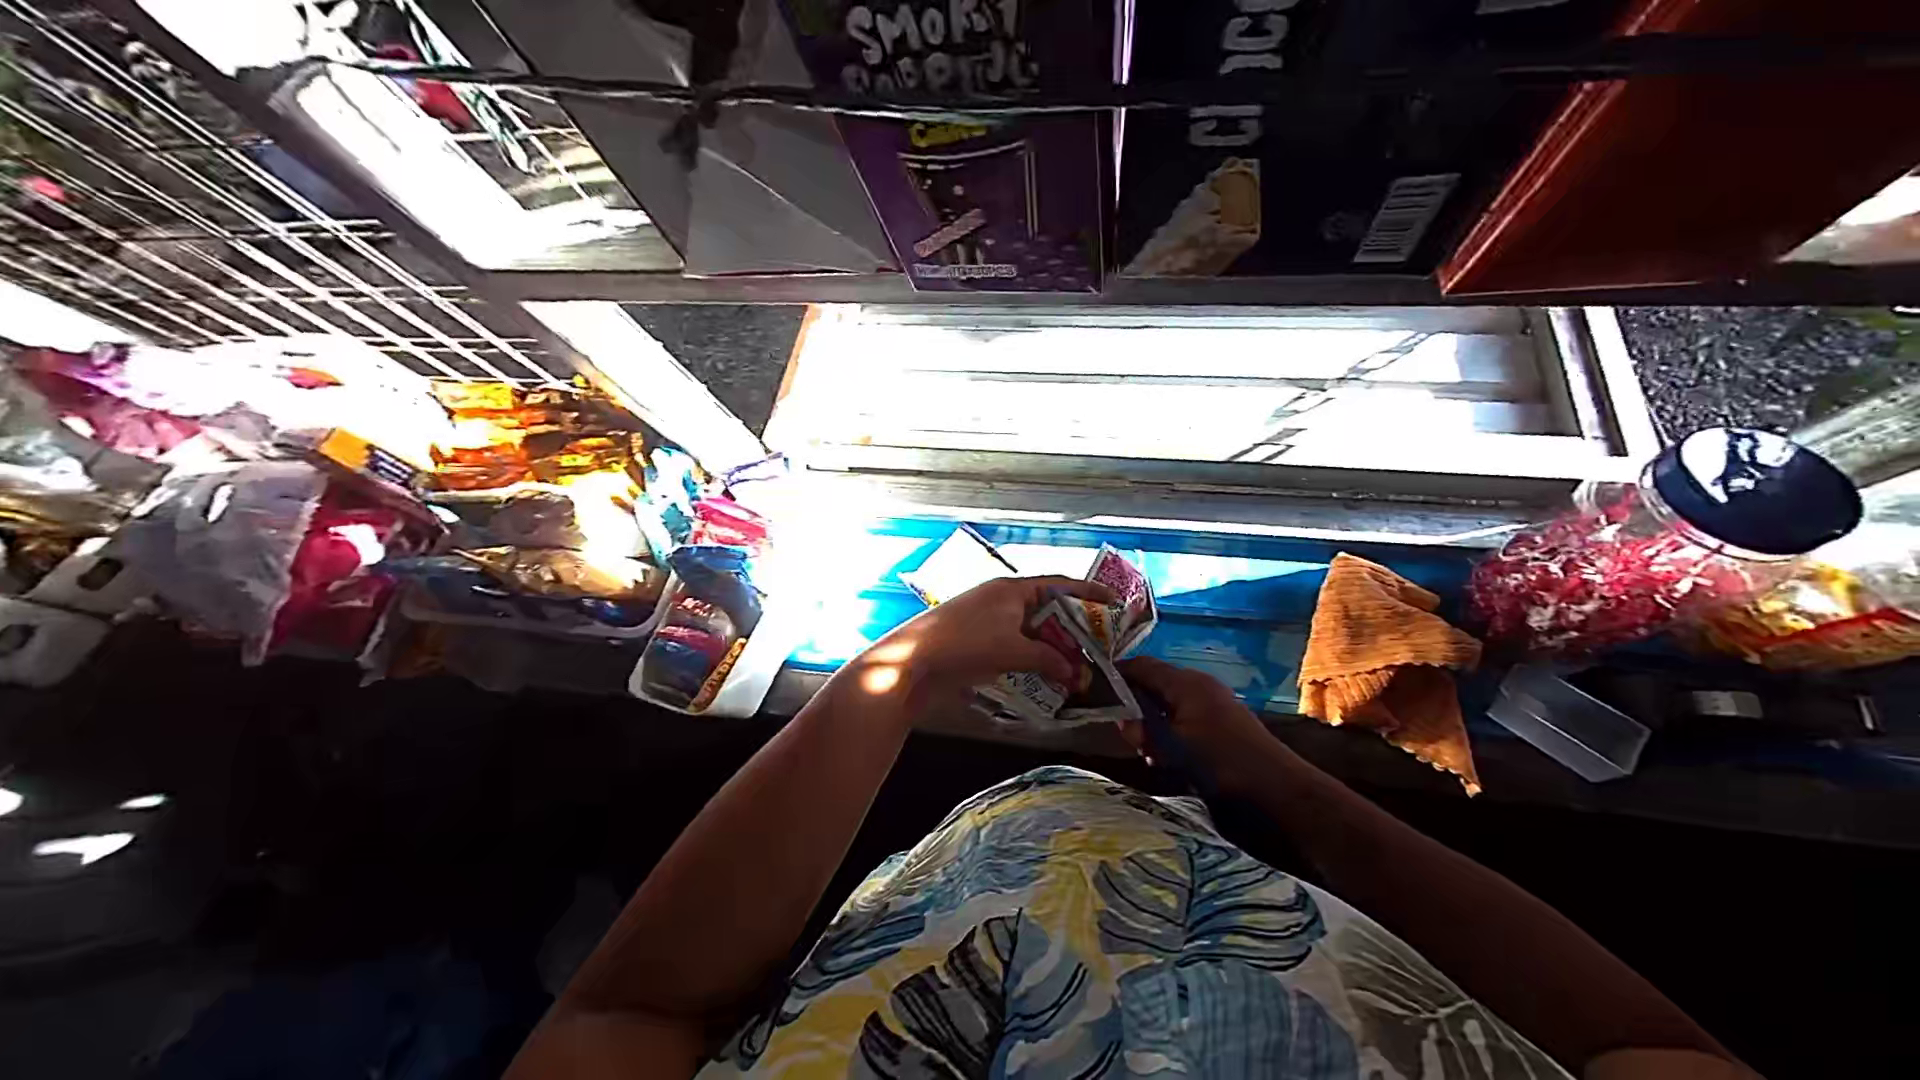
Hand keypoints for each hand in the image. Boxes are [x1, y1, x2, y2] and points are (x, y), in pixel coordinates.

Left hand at [853, 576, 1115, 703]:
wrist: (912, 663)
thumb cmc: (964, 645)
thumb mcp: (1014, 651)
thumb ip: (1051, 661)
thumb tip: (1078, 675)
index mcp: (1011, 589)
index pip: (1058, 584)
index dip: (1087, 591)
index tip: (1112, 600)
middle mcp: (1001, 600)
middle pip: (1046, 610)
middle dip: (1072, 630)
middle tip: (1097, 647)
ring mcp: (987, 621)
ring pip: (1031, 632)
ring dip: (1052, 649)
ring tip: (1076, 667)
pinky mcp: (977, 643)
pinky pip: (1015, 646)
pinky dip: (1032, 659)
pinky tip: (1045, 677)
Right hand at [1117, 655, 1293, 795]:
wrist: (1281, 797)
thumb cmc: (1224, 764)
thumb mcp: (1176, 747)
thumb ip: (1145, 731)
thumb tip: (1123, 721)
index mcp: (1187, 683)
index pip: (1141, 666)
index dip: (1117, 674)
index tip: (1092, 689)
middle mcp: (1198, 688)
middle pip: (1154, 684)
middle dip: (1132, 703)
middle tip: (1115, 728)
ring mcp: (1212, 708)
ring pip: (1167, 706)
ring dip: (1150, 724)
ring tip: (1140, 749)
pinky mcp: (1220, 730)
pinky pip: (1182, 723)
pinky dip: (1167, 735)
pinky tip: (1162, 759)